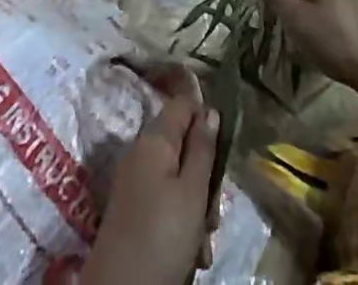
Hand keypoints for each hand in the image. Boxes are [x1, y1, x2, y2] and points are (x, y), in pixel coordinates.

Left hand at [80, 67, 218, 284]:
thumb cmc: (162, 235)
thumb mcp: (193, 191)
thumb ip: (203, 148)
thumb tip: (210, 111)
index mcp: (153, 141)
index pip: (182, 105)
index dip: (206, 116)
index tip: (223, 145)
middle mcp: (141, 155)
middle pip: (184, 147)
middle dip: (206, 176)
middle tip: (214, 209)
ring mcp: (135, 184)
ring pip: (180, 179)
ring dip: (199, 206)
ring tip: (204, 239)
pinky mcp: (134, 212)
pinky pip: (167, 203)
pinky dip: (183, 223)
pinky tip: (193, 252)